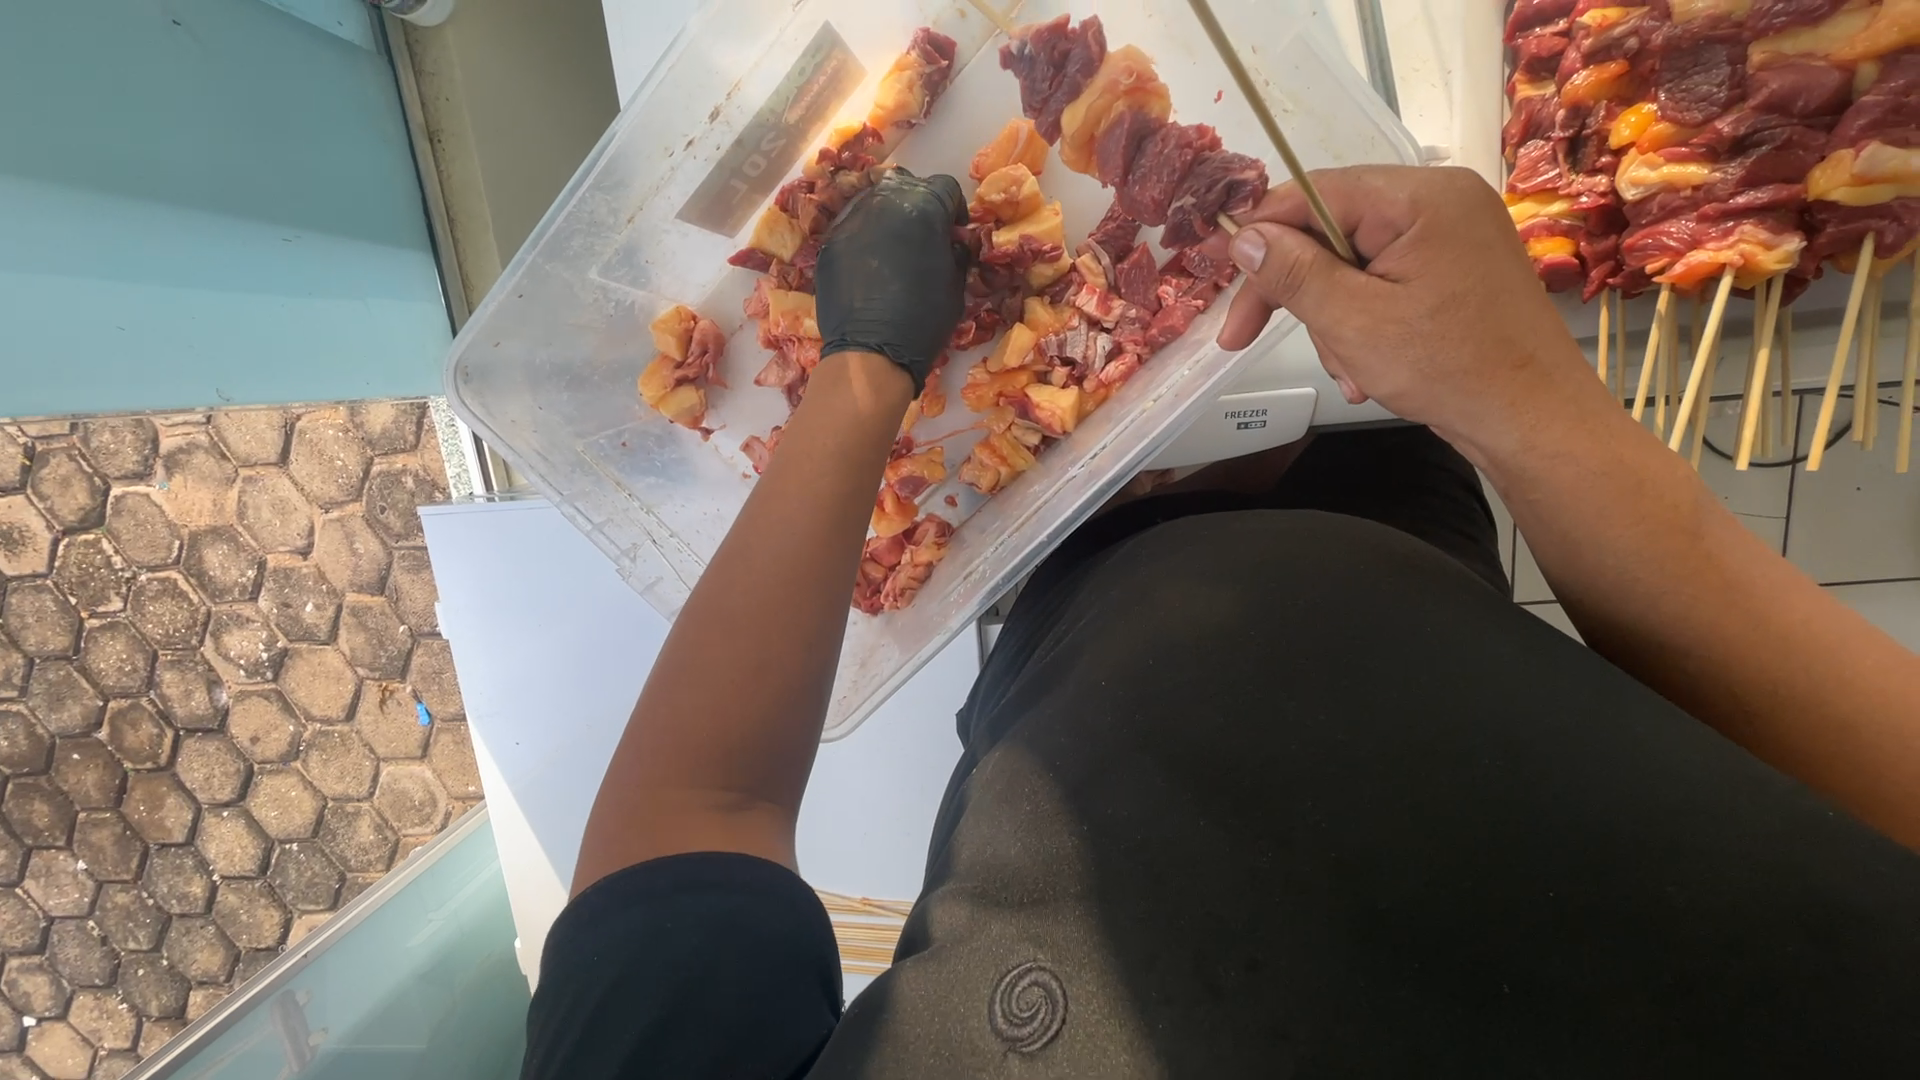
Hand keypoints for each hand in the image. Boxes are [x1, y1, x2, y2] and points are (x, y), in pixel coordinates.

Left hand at [816, 168, 969, 393]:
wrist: (871, 351)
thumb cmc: (923, 321)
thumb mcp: (955, 286)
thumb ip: (955, 253)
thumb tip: (951, 242)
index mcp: (924, 206)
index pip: (945, 187)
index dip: (954, 209)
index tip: (954, 232)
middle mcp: (885, 200)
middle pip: (906, 184)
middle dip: (919, 204)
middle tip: (923, 235)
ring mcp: (852, 218)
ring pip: (875, 201)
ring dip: (889, 217)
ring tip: (893, 248)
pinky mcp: (830, 240)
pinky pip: (853, 227)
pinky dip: (865, 238)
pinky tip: (870, 265)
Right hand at [1200, 166, 1603, 451]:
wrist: (1528, 417)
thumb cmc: (1444, 366)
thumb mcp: (1352, 320)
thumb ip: (1293, 273)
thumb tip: (1244, 238)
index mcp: (1419, 197)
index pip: (1314, 194)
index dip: (1260, 235)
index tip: (1222, 279)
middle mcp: (1437, 202)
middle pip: (1329, 230)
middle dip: (1294, 290)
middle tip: (1242, 338)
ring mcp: (1447, 236)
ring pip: (1348, 265)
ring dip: (1330, 321)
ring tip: (1348, 370)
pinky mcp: (1449, 270)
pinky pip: (1379, 284)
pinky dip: (1359, 326)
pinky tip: (1365, 369)